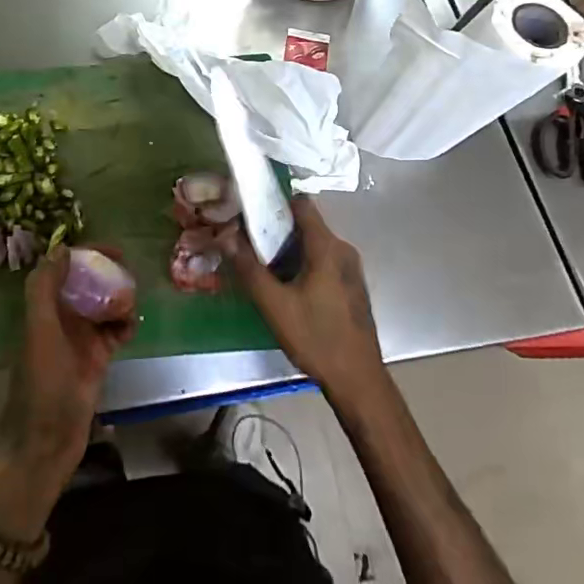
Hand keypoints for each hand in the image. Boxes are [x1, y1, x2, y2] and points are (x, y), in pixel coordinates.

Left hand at [0, 246, 134, 541]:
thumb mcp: (39, 332)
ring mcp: (80, 338)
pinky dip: (124, 324)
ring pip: (103, 305)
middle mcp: (61, 318)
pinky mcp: (97, 359)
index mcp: (43, 307)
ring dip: (119, 299)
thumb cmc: (41, 385)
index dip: (86, 254)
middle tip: (130, 272)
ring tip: (131, 304)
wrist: (46, 442)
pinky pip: (114, 332)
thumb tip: (62, 248)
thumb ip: (44, 289)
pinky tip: (132, 326)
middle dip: (108, 274)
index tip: (112, 250)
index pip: (65, 267)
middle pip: (87, 283)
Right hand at [224, 196, 387, 405]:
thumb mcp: (274, 304)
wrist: (359, 381)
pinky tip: (285, 287)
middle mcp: (343, 250)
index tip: (249, 213)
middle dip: (276, 231)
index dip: (274, 203)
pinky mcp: (352, 286)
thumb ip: (249, 268)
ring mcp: (351, 269)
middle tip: (247, 244)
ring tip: (261, 266)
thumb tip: (225, 235)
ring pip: (313, 245)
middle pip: (305, 225)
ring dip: (288, 251)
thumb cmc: (316, 338)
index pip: (301, 204)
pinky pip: (324, 262)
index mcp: (327, 247)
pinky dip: (303, 265)